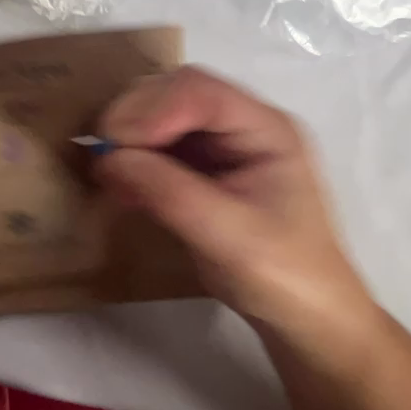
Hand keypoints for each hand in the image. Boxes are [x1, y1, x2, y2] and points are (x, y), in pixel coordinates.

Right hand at [95, 67, 374, 342]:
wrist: (306, 320)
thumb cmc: (282, 276)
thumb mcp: (227, 236)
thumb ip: (168, 190)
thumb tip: (106, 157)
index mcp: (265, 129)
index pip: (198, 91)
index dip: (152, 109)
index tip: (118, 144)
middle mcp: (240, 123)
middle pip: (171, 90)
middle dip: (132, 116)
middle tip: (104, 153)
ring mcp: (218, 140)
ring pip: (155, 108)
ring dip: (125, 133)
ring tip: (108, 167)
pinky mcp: (197, 161)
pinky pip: (150, 137)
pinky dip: (127, 152)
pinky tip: (116, 179)